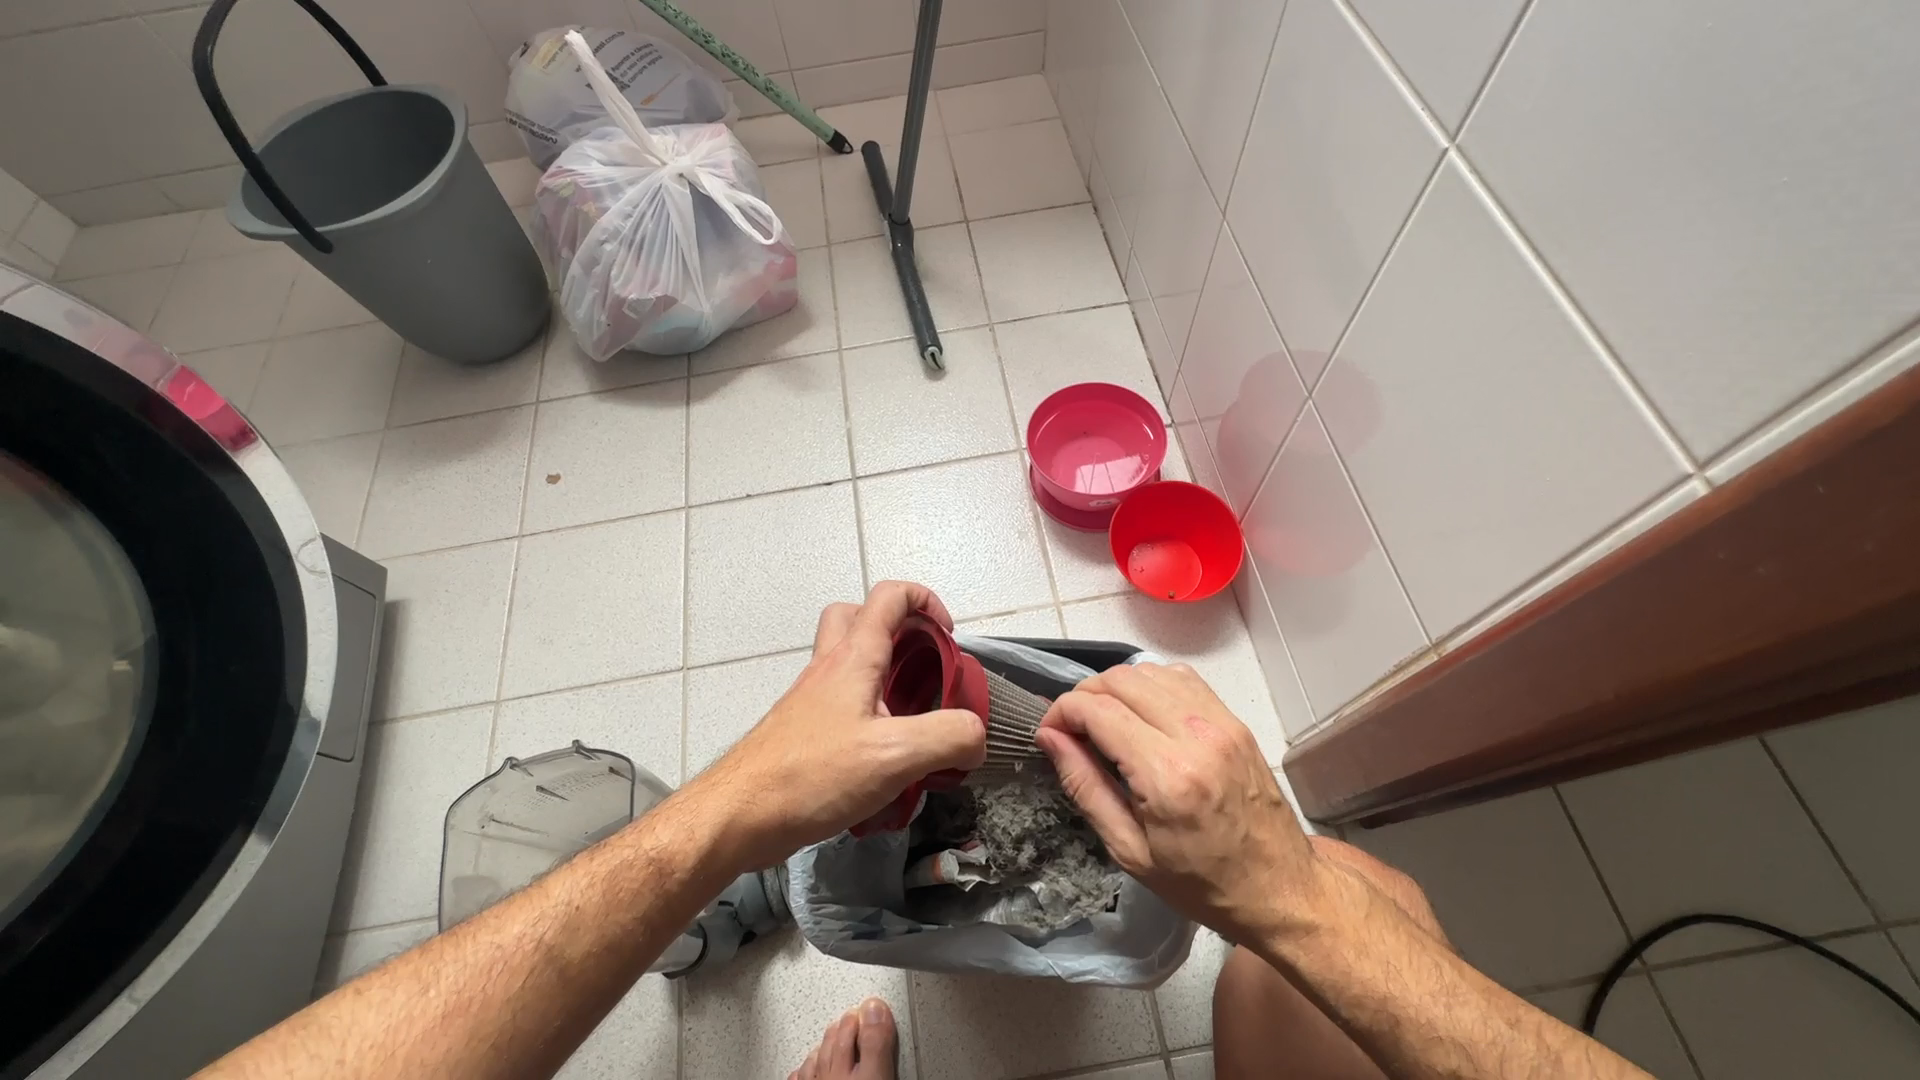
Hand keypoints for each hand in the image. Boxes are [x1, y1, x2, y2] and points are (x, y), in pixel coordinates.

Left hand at [689, 581, 985, 869]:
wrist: (736, 816)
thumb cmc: (813, 774)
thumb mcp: (896, 755)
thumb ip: (949, 738)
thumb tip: (976, 738)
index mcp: (854, 657)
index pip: (890, 597)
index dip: (926, 601)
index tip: (950, 637)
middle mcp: (829, 668)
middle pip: (858, 618)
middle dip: (897, 630)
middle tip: (923, 666)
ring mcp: (812, 700)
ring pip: (849, 664)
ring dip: (884, 678)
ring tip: (914, 723)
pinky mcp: (803, 733)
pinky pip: (842, 706)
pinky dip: (869, 717)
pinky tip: (885, 762)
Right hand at [1034, 663, 1328, 940]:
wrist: (1280, 889)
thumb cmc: (1200, 882)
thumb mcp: (1129, 850)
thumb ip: (1084, 786)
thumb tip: (1049, 737)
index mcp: (1166, 776)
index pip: (1097, 710)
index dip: (1061, 712)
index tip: (1048, 732)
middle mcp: (1195, 736)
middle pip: (1120, 680)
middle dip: (1084, 695)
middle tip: (1072, 728)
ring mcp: (1220, 722)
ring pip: (1149, 670)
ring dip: (1116, 687)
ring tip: (1103, 720)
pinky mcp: (1235, 720)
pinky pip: (1181, 678)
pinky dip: (1150, 684)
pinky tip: (1141, 713)